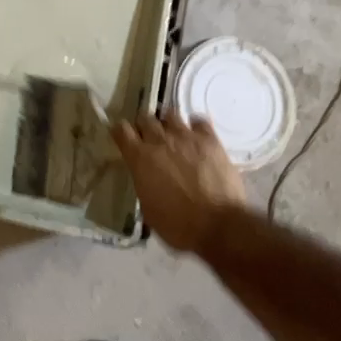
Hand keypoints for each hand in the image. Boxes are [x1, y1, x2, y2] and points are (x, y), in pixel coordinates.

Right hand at [112, 111, 247, 252]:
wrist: (218, 225)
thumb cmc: (179, 226)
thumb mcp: (149, 210)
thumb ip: (144, 184)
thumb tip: (145, 176)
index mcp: (140, 159)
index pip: (121, 130)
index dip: (121, 131)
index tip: (124, 137)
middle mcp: (160, 141)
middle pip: (145, 118)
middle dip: (144, 126)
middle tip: (150, 139)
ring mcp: (186, 136)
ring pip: (170, 115)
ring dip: (168, 124)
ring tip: (174, 136)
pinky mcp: (209, 139)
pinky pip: (199, 121)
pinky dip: (195, 126)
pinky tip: (197, 137)